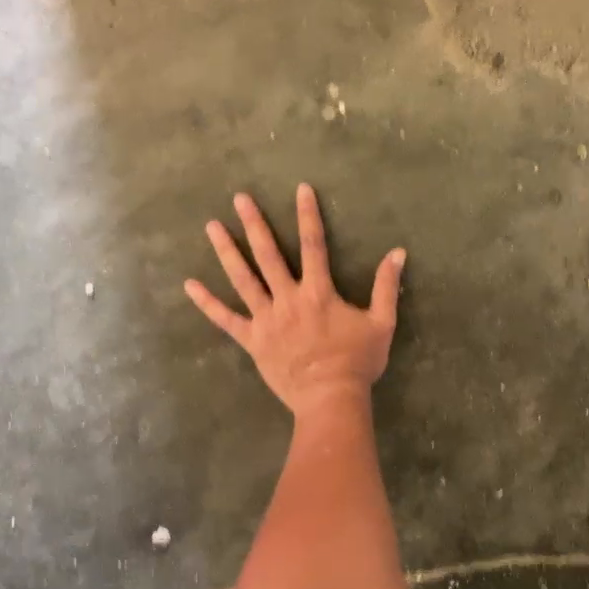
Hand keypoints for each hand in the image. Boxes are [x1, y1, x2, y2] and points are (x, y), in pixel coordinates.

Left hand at [184, 183, 405, 419]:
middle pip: (268, 255)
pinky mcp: (252, 341)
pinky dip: (208, 302)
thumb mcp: (382, 322)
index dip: (308, 215)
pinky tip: (190, 285)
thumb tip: (398, 252)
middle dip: (255, 224)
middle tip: (240, 198)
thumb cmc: (357, 361)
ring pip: (242, 279)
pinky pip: (226, 320)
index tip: (300, 189)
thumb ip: (386, 286)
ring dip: (227, 251)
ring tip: (212, 227)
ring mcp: (266, 320)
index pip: (313, 245)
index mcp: (319, 292)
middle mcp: (288, 299)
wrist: (330, 399)